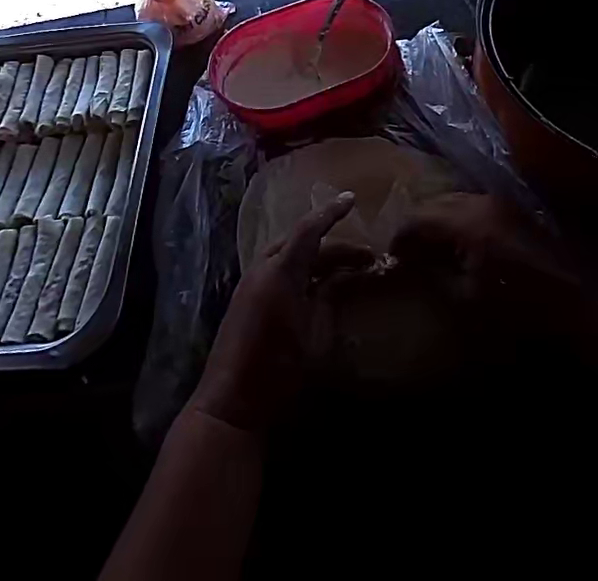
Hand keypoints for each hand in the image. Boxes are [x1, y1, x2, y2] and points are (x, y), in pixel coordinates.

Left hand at [189, 191, 354, 433]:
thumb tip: (341, 278)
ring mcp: (251, 281)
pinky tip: (320, 284)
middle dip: (332, 244)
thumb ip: (327, 300)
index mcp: (280, 271)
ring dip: (316, 258)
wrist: (232, 398)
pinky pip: (278, 270)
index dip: (330, 212)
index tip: (351, 199)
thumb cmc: (278, 370)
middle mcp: (262, 267)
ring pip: (288, 255)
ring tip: (349, 268)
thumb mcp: (315, 336)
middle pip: (299, 242)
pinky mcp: (247, 297)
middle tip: (365, 257)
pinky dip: (301, 270)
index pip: (308, 230)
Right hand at [388, 193, 588, 332]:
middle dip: (416, 226)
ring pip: (453, 201)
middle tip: (406, 251)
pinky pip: (473, 206)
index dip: (400, 237)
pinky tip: (457, 243)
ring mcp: (500, 203)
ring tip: (429, 247)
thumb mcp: (467, 296)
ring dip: (436, 220)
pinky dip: (457, 219)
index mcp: (466, 221)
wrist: (580, 308)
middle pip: (433, 204)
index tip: (391, 255)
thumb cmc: (520, 306)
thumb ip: (433, 273)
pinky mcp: (514, 210)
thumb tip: (411, 263)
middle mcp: (481, 203)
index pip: (417, 219)